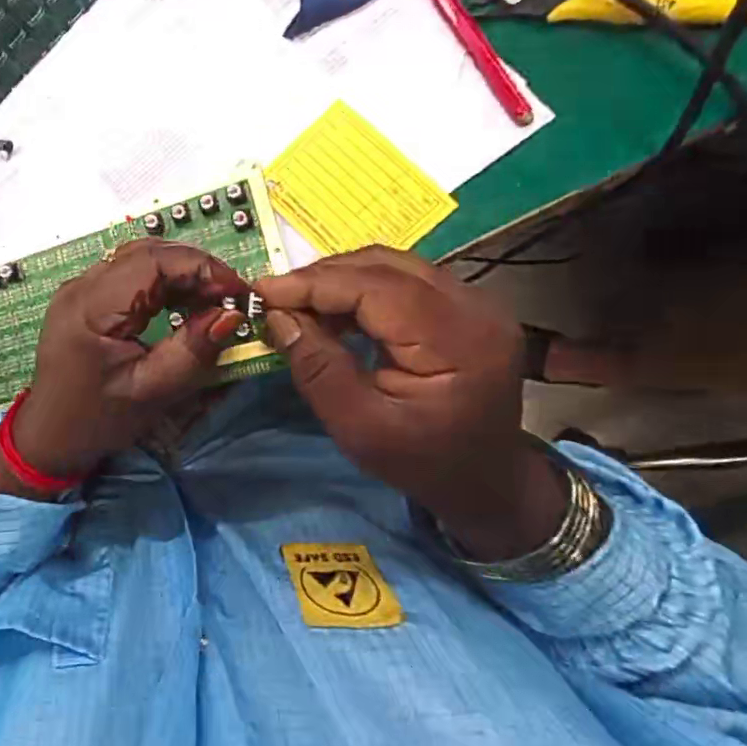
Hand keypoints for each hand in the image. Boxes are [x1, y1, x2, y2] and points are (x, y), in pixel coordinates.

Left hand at [0, 240, 247, 498]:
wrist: (50, 436)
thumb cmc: (98, 419)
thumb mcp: (152, 390)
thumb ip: (193, 349)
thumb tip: (233, 313)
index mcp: (90, 307)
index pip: (152, 260)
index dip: (201, 268)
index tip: (237, 292)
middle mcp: (80, 286)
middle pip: (146, 253)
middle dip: (195, 268)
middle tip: (230, 298)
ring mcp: (78, 289)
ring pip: (139, 259)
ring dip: (180, 273)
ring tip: (212, 301)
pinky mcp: (84, 298)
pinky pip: (128, 275)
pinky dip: (161, 282)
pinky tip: (183, 302)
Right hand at [253, 247, 564, 559]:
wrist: (483, 479)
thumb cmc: (420, 461)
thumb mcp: (357, 426)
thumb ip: (317, 368)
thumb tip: (277, 317)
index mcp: (458, 342)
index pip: (377, 288)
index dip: (315, 284)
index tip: (263, 292)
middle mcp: (475, 308)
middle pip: (385, 267)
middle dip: (321, 277)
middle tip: (272, 298)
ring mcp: (473, 302)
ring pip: (391, 266)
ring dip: (337, 279)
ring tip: (295, 303)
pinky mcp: (462, 306)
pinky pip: (401, 279)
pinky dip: (357, 288)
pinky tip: (330, 310)